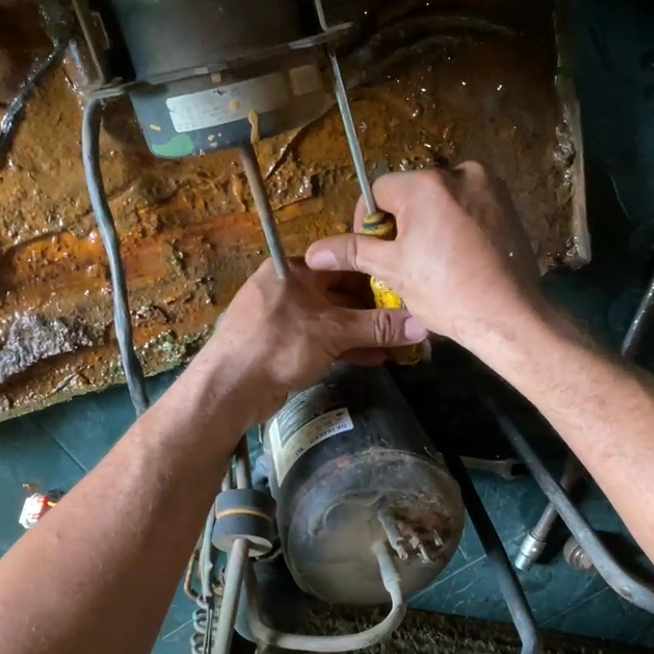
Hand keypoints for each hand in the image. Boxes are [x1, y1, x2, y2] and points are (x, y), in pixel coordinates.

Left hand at [192, 258, 426, 424]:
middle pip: (342, 294)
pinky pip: (323, 341)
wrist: (229, 388)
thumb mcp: (334, 332)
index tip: (409, 292)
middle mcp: (289, 287)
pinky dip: (347, 348)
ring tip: (398, 346)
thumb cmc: (278, 345)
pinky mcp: (285, 346)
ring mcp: (285, 318)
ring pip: (334, 321)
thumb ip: (378, 327)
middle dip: (374, 312)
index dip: (379, 278)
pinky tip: (375, 359)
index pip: (347, 264)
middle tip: (409, 323)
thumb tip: (423, 324)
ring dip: (364, 334)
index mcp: (294, 269)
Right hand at [303, 162, 544, 346]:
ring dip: (431, 224)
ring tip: (433, 263)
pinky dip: (459, 226)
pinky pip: (470, 208)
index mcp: (427, 183)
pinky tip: (460, 259)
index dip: (369, 221)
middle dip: (403, 223)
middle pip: (413, 193)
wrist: (508, 315)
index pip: (379, 189)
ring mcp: (490, 187)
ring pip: (443, 200)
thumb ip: (354, 252)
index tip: (375, 252)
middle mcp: (460, 172)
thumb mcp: (393, 270)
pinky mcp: (509, 205)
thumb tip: (314, 252)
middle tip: (404, 262)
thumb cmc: (445, 291)